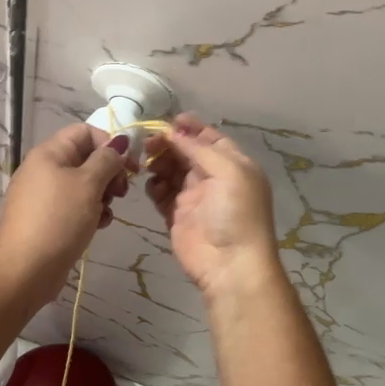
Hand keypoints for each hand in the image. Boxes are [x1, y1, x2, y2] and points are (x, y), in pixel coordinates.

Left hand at [0, 123, 133, 289]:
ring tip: (107, 213)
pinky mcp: (47, 218)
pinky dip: (90, 212)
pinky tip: (98, 226)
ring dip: (103, 195)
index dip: (110, 144)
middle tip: (121, 192)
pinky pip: (74, 205)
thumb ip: (107, 160)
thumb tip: (118, 144)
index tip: (129, 166)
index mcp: (50, 153)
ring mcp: (44, 195)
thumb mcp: (88, 184)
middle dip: (109, 172)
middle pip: (86, 158)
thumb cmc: (59, 220)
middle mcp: (44, 169)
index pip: (85, 132)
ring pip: (83, 184)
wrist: (25, 269)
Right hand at [144, 114, 279, 299]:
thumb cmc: (236, 213)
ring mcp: (195, 197)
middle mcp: (214, 178)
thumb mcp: (228, 171)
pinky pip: (161, 194)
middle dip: (168, 144)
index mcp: (234, 164)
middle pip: (186, 152)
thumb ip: (200, 149)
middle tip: (149, 144)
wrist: (230, 265)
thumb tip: (175, 132)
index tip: (169, 121)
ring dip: (159, 164)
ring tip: (148, 165)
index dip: (190, 128)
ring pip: (171, 170)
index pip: (210, 138)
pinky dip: (154, 187)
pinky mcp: (177, 216)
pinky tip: (153, 188)